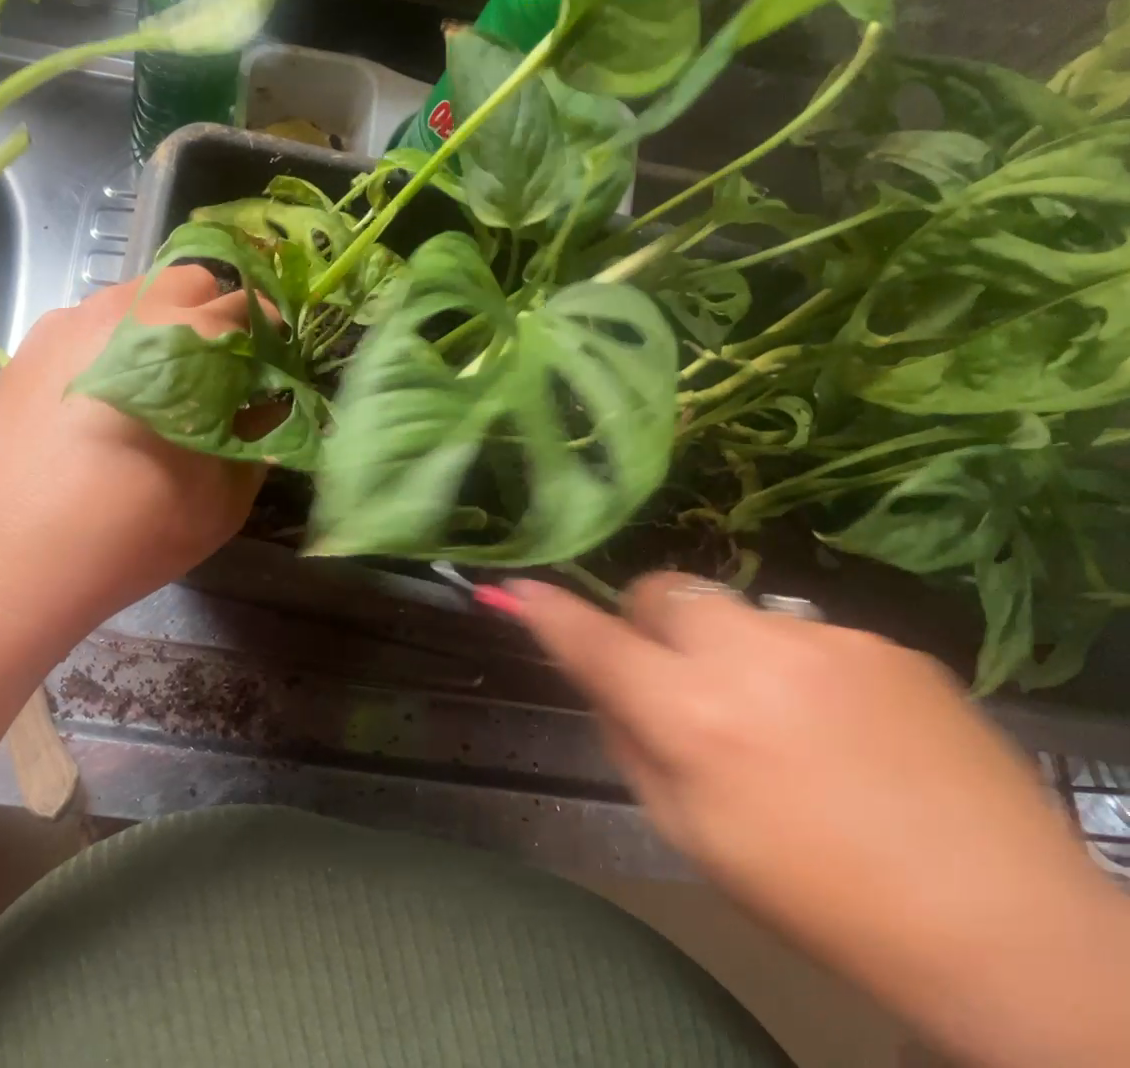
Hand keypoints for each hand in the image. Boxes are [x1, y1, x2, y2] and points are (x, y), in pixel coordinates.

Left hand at [0, 267, 268, 627]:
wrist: (6, 556)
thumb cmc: (124, 537)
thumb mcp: (219, 504)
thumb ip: (256, 442)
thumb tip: (262, 406)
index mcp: (187, 344)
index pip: (252, 314)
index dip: (267, 347)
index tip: (261, 385)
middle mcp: (129, 311)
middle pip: (193, 284)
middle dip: (215, 322)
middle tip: (211, 384)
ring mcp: (73, 320)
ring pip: (138, 295)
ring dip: (162, 327)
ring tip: (153, 391)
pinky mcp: (34, 342)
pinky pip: (91, 321)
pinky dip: (113, 342)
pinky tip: (102, 397)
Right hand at [513, 574, 1129, 1067]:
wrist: (995, 921)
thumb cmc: (807, 891)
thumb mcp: (681, 825)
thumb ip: (627, 736)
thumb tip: (599, 678)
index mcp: (690, 714)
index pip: (592, 640)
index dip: (545, 611)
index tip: (513, 588)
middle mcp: (751, 657)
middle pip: (664, 590)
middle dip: (647, 620)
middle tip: (667, 675)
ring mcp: (828, 642)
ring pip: (736, 612)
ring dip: (723, 646)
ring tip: (768, 716)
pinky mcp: (891, 647)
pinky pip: (804, 635)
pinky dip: (790, 665)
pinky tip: (832, 726)